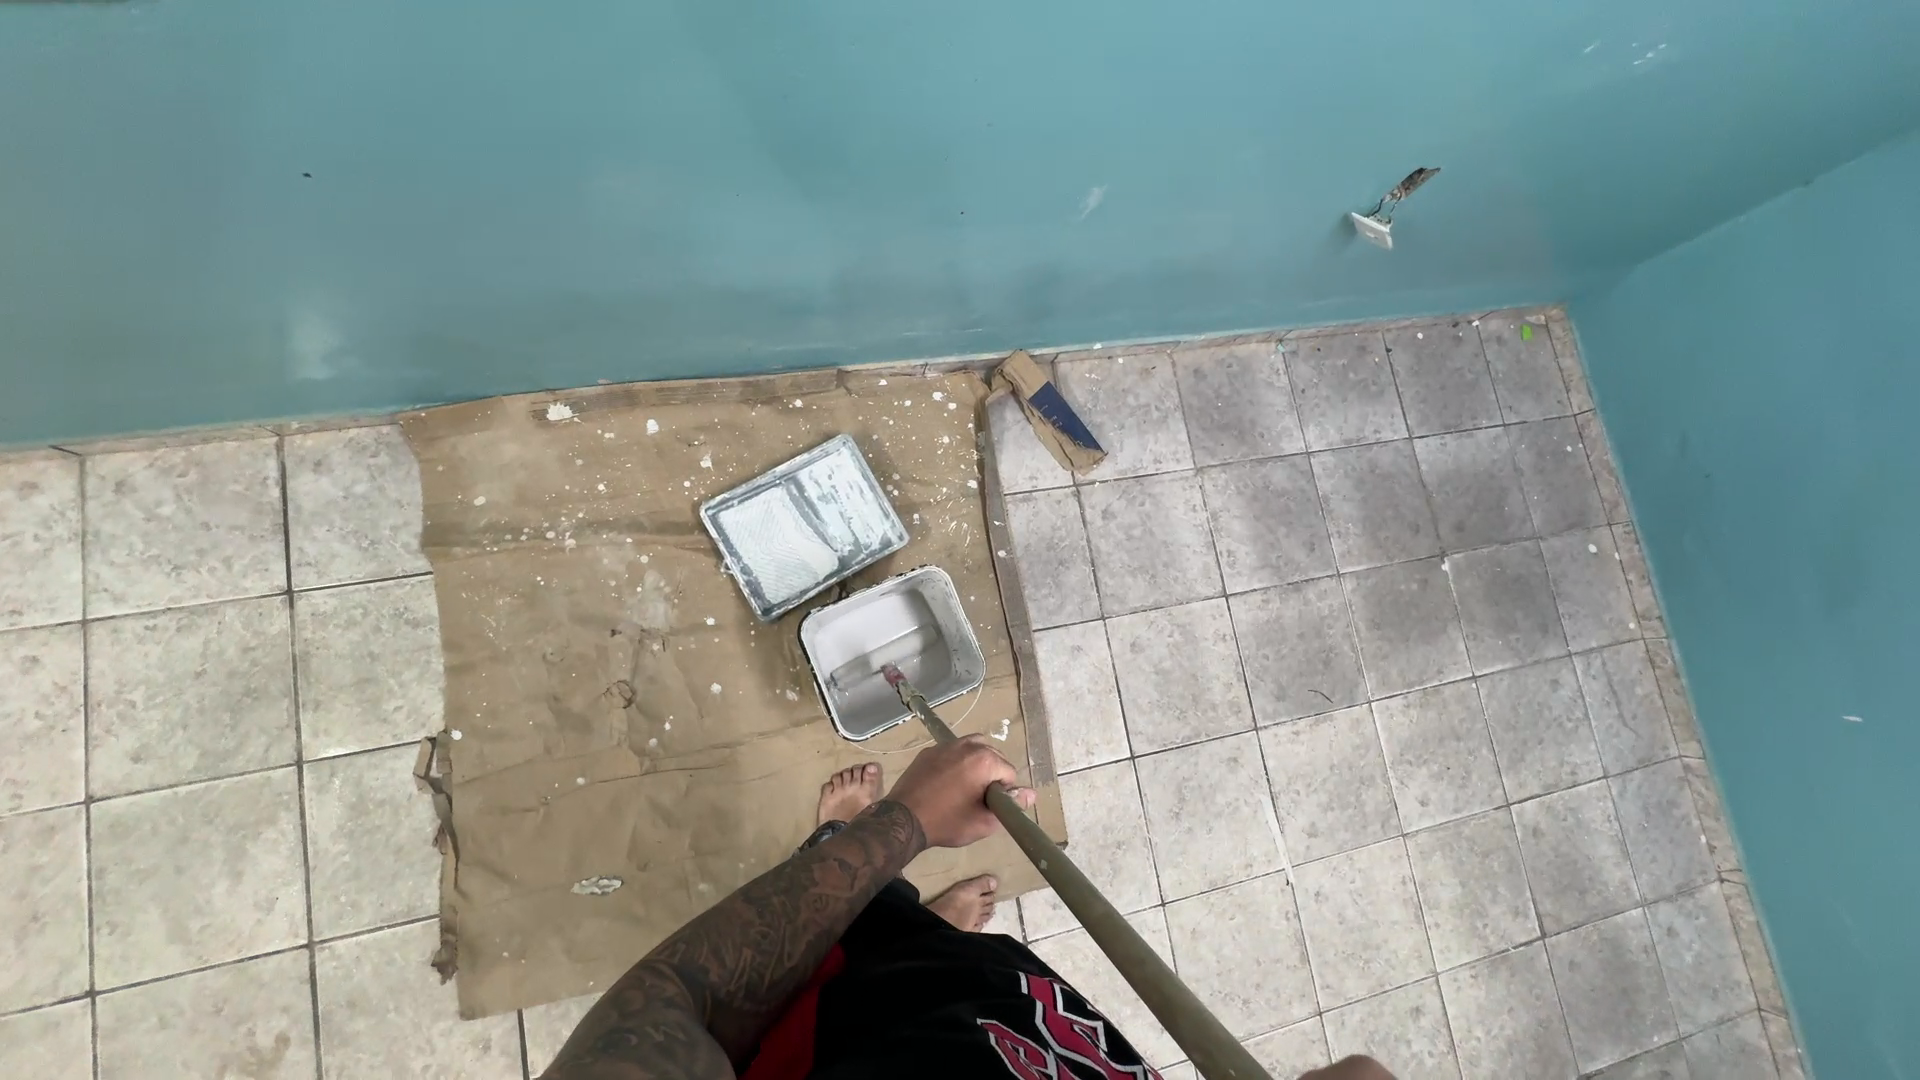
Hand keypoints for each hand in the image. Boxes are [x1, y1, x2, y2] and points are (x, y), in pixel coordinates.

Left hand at [885, 735, 1036, 848]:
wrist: (904, 819)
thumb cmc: (947, 822)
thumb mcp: (984, 822)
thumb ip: (1010, 806)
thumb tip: (1032, 794)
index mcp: (984, 760)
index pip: (1009, 772)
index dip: (1005, 792)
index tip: (990, 806)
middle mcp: (967, 745)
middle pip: (993, 755)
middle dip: (992, 774)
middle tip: (979, 799)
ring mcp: (946, 745)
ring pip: (973, 747)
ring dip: (977, 763)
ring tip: (967, 787)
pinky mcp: (929, 751)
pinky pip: (952, 751)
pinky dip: (957, 762)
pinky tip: (947, 782)